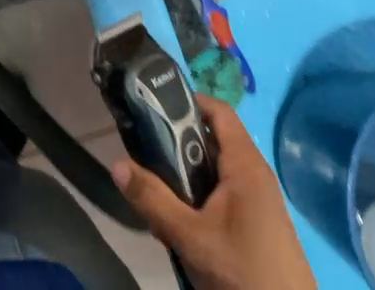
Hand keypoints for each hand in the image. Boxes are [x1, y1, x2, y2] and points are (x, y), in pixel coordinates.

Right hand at [112, 95, 315, 289]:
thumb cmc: (243, 272)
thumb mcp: (190, 236)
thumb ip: (152, 199)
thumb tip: (116, 163)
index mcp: (245, 165)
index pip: (218, 111)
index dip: (186, 102)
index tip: (151, 108)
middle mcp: (254, 174)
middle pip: (211, 140)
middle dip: (176, 144)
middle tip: (144, 154)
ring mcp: (258, 200)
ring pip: (213, 170)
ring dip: (184, 176)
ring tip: (156, 193)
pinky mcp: (256, 222)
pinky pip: (221, 193)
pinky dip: (197, 198)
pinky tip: (178, 223)